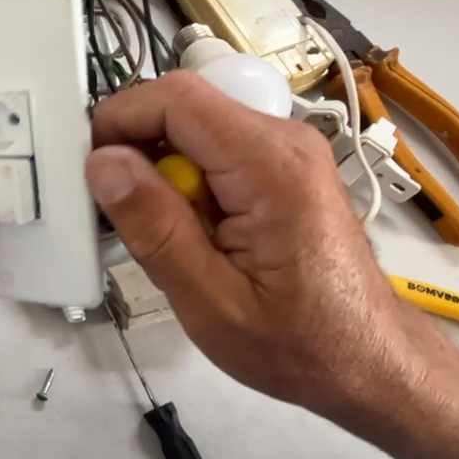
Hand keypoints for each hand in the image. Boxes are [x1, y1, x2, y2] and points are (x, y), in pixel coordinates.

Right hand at [86, 71, 418, 414]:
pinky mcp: (279, 166)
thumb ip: (155, 227)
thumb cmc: (298, 344)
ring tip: (154, 227)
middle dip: (134, 145)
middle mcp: (283, 140)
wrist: (368, 360)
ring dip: (156, 166)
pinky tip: (185, 226)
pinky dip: (181, 177)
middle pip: (182, 103)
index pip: (177, 98)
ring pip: (192, 124)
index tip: (90, 171)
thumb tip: (102, 163)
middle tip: (117, 209)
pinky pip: (211, 147)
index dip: (119, 120)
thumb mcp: (210, 301)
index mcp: (271, 166)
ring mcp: (285, 149)